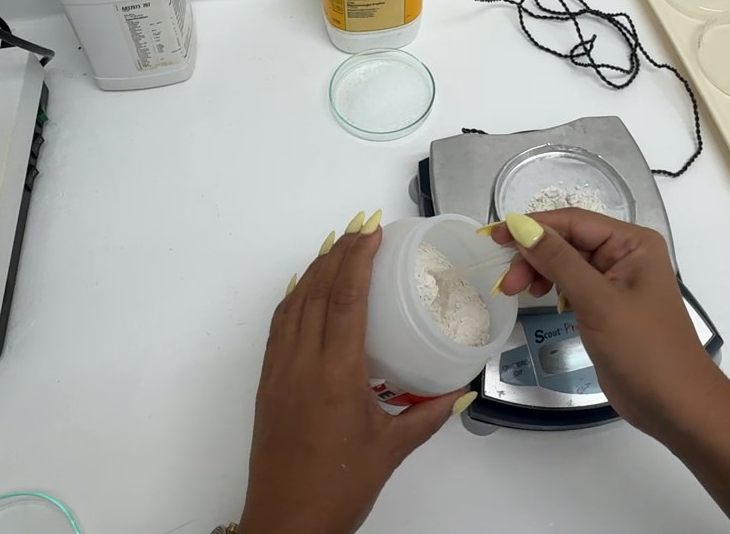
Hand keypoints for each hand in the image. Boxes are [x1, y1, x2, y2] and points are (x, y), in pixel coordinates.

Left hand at [240, 211, 469, 533]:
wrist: (283, 524)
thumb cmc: (339, 487)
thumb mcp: (390, 451)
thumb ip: (428, 416)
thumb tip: (462, 391)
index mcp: (336, 374)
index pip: (346, 299)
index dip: (358, 259)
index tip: (372, 231)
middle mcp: (303, 362)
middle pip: (319, 290)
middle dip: (340, 252)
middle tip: (362, 226)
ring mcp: (279, 368)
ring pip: (295, 301)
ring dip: (316, 267)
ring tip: (338, 244)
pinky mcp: (267, 379)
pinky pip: (280, 322)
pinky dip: (295, 294)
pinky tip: (307, 285)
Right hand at [489, 209, 726, 436]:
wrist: (678, 409)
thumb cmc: (644, 350)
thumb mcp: (597, 301)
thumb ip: (558, 260)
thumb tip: (520, 224)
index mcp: (632, 242)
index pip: (573, 221)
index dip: (533, 226)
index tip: (496, 237)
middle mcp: (624, 254)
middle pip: (567, 240)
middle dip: (534, 255)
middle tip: (507, 281)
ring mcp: (615, 280)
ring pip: (565, 261)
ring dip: (539, 271)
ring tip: (516, 291)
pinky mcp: (606, 305)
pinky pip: (571, 283)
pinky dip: (551, 287)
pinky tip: (538, 297)